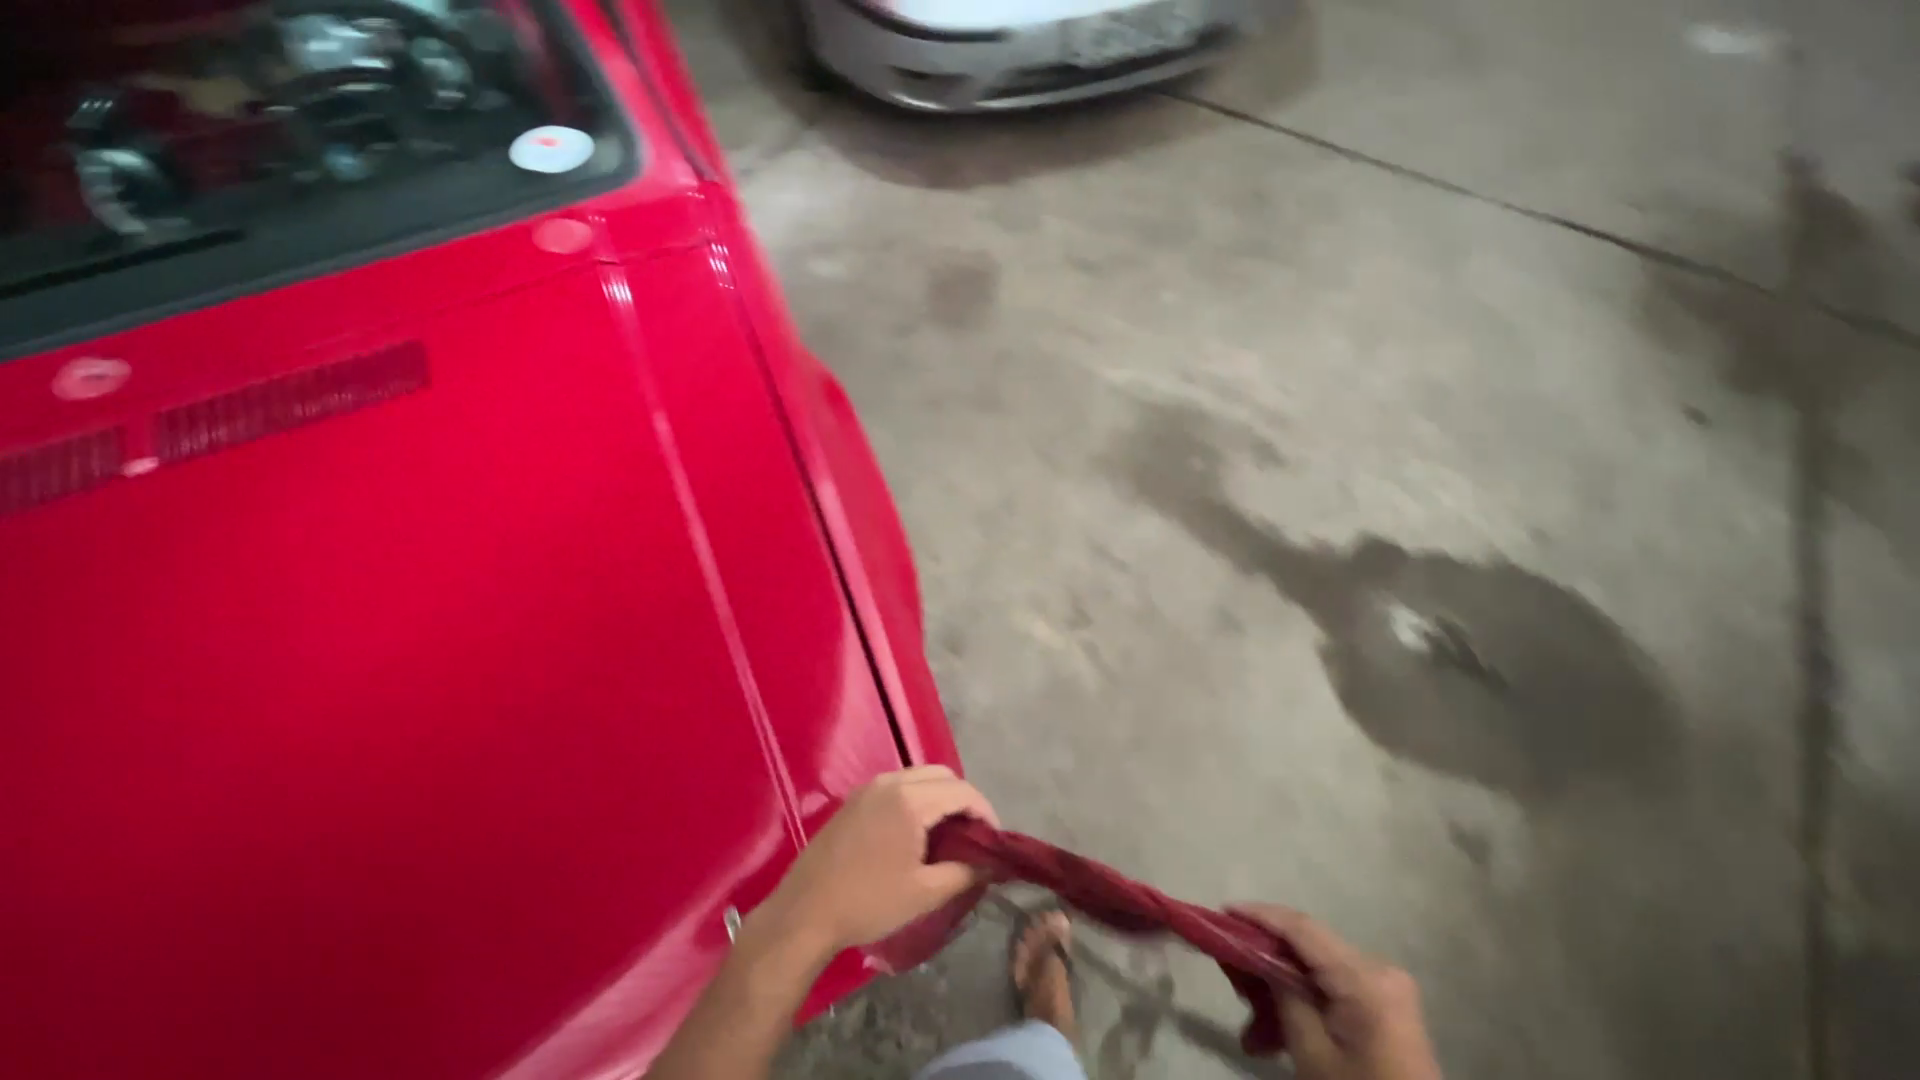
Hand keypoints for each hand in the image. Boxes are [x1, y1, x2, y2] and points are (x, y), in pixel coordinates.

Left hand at [754, 766, 996, 953]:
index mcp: (910, 800)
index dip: (985, 812)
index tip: (994, 841)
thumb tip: (992, 865)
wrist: (804, 913)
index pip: (962, 791)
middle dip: (964, 801)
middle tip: (973, 836)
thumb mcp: (924, 894)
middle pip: (942, 776)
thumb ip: (965, 873)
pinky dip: (917, 799)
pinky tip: (917, 833)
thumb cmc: (868, 903)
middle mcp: (890, 782)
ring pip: (918, 777)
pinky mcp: (853, 801)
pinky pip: (897, 786)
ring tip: (949, 835)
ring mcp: (868, 789)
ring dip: (939, 798)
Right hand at [1233, 905, 1441, 1079]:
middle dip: (1264, 960)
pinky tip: (1275, 1036)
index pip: (1302, 928)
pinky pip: (1331, 988)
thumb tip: (1255, 956)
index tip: (1221, 911)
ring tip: (1251, 1026)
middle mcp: (1378, 968)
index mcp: (1364, 977)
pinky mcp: (1384, 1004)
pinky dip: (1302, 1002)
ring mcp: (1384, 986)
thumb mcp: (1311, 1052)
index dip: (1259, 915)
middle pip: (1307, 948)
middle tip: (1229, 980)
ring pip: (1315, 970)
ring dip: (1279, 989)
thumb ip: (1281, 994)